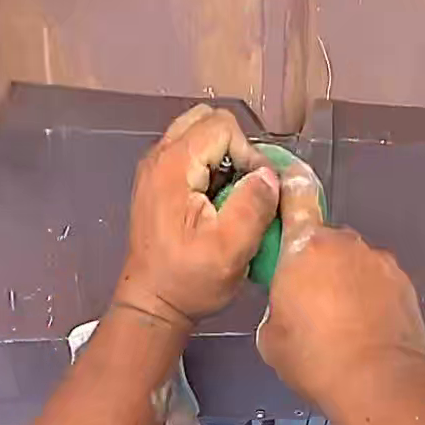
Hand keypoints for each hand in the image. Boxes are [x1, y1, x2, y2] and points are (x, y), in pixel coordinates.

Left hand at [114, 105, 278, 328]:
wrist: (153, 303)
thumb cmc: (190, 280)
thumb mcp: (231, 249)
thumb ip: (253, 206)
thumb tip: (271, 176)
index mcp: (173, 167)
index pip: (223, 127)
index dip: (250, 154)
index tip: (259, 193)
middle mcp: (159, 158)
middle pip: (208, 120)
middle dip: (239, 148)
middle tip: (249, 187)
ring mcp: (156, 169)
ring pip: (200, 135)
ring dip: (228, 158)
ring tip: (239, 196)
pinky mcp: (160, 184)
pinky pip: (193, 156)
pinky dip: (215, 169)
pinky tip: (223, 203)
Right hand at [257, 169, 424, 409]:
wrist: (376, 381)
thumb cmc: (317, 359)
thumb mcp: (271, 336)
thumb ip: (276, 305)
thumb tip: (288, 307)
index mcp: (304, 247)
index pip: (295, 199)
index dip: (289, 188)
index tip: (287, 181)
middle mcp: (346, 245)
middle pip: (326, 241)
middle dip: (318, 262)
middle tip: (311, 298)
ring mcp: (380, 263)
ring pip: (356, 263)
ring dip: (348, 281)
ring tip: (342, 322)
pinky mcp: (404, 285)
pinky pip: (380, 282)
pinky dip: (373, 297)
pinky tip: (366, 327)